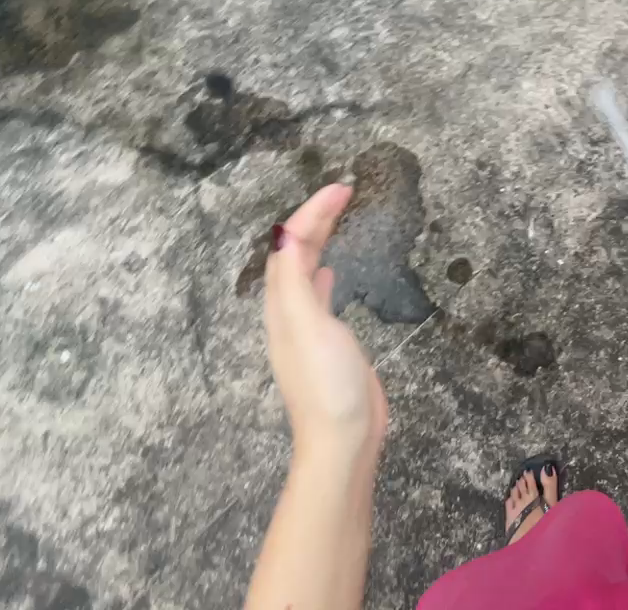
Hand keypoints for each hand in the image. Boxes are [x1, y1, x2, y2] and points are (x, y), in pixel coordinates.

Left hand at [264, 183, 387, 466]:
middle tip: (345, 192)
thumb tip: (287, 235)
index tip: (342, 188)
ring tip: (337, 217)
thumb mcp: (307, 326)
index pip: (290, 244)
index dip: (313, 212)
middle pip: (295, 253)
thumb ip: (294, 281)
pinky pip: (319, 292)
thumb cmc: (327, 381)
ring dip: (319, 239)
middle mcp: (289, 311)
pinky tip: (330, 270)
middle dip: (316, 218)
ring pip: (306, 268)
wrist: (343, 439)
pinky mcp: (327, 341)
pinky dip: (323, 270)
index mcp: (282, 304)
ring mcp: (307, 327)